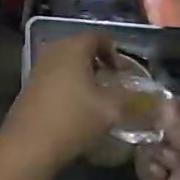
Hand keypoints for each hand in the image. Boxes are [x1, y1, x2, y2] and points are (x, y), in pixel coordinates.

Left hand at [0, 33, 125, 168]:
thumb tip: (149, 100)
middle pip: (82, 47)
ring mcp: (40, 65)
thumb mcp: (109, 110)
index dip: (114, 51)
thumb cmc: (73, 119)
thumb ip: (131, 100)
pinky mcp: (32, 82)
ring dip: (85, 74)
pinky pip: (57, 74)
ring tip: (99, 96)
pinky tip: (78, 105)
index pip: (98, 36)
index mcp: (73, 48)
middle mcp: (54, 50)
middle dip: (100, 62)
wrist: (30, 142)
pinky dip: (71, 82)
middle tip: (114, 83)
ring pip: (68, 61)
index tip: (124, 72)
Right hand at [138, 101, 179, 179]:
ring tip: (137, 139)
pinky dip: (145, 168)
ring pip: (155, 150)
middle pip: (167, 130)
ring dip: (146, 143)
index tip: (145, 90)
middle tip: (131, 113)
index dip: (170, 103)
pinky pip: (150, 176)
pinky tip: (150, 168)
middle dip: (152, 121)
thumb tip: (161, 104)